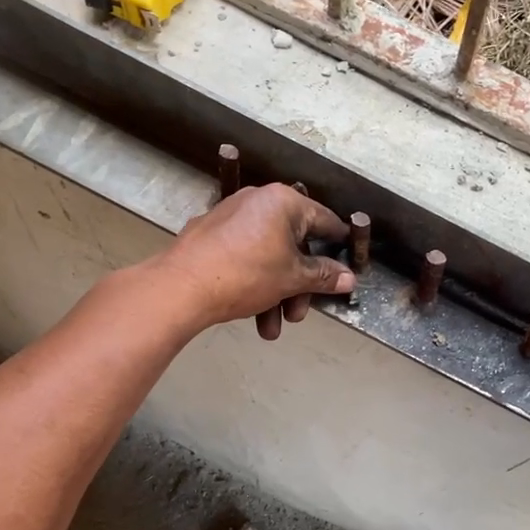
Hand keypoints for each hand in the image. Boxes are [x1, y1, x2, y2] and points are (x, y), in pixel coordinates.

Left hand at [143, 184, 352, 338]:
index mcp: (283, 201)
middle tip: (299, 314)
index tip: (347, 268)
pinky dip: (255, 283)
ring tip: (271, 327)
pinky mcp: (211, 235)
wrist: (181, 287)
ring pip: (269, 256)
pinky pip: (246, 257)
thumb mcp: (293, 279)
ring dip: (277, 294)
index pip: (325, 222)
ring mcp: (231, 216)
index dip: (339, 248)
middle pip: (295, 245)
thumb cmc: (246, 274)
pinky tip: (254, 316)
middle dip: (300, 286)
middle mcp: (258, 201)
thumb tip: (349, 278)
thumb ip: (324, 277)